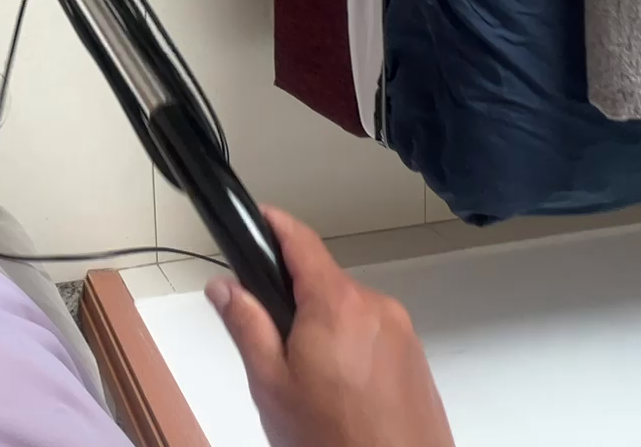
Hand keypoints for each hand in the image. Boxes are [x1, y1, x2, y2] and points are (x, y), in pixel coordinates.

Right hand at [208, 207, 454, 446]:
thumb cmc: (332, 442)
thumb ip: (245, 323)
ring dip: (322, 325)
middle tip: (271, 338)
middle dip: (293, 296)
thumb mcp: (271, 383)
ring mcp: (403, 335)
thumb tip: (222, 286)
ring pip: (346, 309)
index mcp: (338, 304)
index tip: (256, 215)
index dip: (275, 223)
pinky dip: (350, 348)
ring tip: (307, 379)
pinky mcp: (418, 363)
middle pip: (322, 280)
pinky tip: (338, 391)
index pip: (301, 240)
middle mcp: (376, 307)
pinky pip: (372, 335)